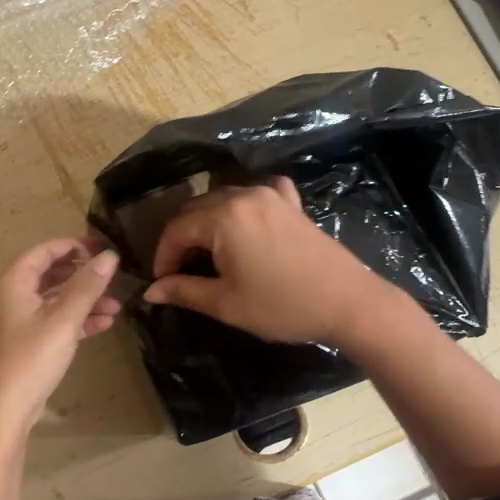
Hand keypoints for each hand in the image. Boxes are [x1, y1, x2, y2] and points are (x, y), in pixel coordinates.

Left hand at [0, 237, 120, 426]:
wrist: (2, 411)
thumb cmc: (30, 360)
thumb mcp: (64, 320)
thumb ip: (87, 286)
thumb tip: (109, 256)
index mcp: (11, 284)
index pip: (43, 251)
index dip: (73, 246)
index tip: (103, 248)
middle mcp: (8, 297)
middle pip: (49, 274)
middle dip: (82, 275)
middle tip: (112, 276)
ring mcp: (13, 321)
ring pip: (52, 300)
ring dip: (83, 300)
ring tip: (116, 307)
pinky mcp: (21, 343)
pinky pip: (50, 321)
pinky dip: (74, 320)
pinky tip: (102, 325)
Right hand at [143, 177, 380, 344]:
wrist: (348, 304)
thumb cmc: (282, 306)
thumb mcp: (226, 304)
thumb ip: (184, 291)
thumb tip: (151, 291)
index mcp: (223, 218)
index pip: (176, 229)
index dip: (162, 257)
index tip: (161, 283)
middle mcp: (244, 196)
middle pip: (196, 210)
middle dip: (181, 239)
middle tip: (178, 272)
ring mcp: (271, 195)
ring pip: (222, 200)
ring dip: (207, 223)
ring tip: (205, 255)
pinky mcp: (292, 204)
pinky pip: (258, 193)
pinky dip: (243, 205)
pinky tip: (245, 222)